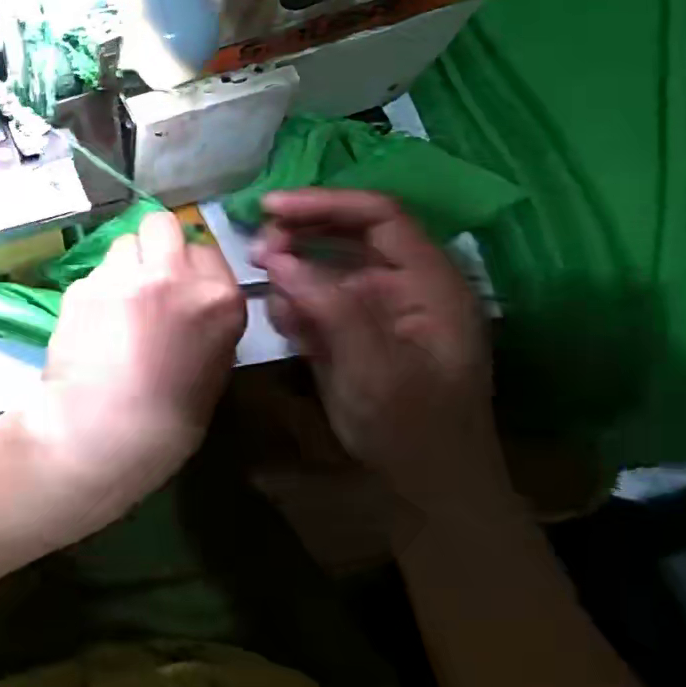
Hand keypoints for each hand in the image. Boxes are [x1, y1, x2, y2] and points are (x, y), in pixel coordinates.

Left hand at [15, 209, 246, 540]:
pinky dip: (95, 289)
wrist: (105, 429)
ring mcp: (122, 277)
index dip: (190, 264)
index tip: (180, 282)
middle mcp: (171, 275)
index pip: (206, 248)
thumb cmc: (170, 416)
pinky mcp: (82, 286)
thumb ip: (204, 315)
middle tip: (146, 273)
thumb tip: (187, 297)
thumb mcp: (213, 363)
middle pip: (161, 225)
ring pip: (122, 243)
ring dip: (123, 263)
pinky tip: (92, 322)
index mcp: (217, 297)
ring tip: (117, 299)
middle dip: (155, 243)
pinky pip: (93, 274)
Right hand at [250, 190, 508, 515]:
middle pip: (348, 231)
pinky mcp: (351, 328)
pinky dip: (293, 302)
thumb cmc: (413, 426)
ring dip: (292, 269)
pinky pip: (315, 298)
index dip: (326, 202)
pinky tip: (286, 324)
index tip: (270, 207)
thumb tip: (277, 258)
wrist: (424, 483)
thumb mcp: (374, 367)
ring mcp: (376, 306)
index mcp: (430, 282)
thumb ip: (330, 306)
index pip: (380, 216)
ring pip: (325, 263)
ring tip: (269, 289)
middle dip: (300, 233)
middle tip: (256, 248)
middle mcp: (403, 284)